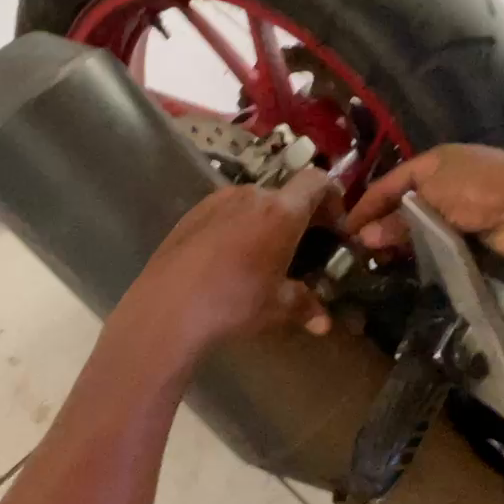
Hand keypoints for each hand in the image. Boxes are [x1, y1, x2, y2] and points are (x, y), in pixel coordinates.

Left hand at [115, 168, 342, 357]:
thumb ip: (305, 305)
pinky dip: (239, 226)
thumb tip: (323, 322)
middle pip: (285, 194)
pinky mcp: (192, 214)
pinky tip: (230, 259)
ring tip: (265, 255)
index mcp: (281, 212)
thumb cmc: (234, 303)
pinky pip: (227, 212)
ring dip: (268, 221)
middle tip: (304, 247)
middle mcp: (251, 195)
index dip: (332, 197)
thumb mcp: (277, 307)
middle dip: (300, 216)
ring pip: (254, 202)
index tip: (335, 224)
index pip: (317, 181)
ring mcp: (217, 201)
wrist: (168, 307)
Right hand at [343, 145, 503, 262]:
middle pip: (405, 201)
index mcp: (434, 160)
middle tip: (362, 249)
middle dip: (383, 222)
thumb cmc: (478, 189)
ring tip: (382, 259)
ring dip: (403, 238)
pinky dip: (426, 247)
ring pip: (423, 221)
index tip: (345, 228)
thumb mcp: (429, 198)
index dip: (366, 204)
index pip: (389, 182)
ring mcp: (465, 202)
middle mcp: (448, 177)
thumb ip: (397, 218)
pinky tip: (412, 261)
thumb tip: (364, 238)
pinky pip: (442, 237)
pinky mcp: (478, 227)